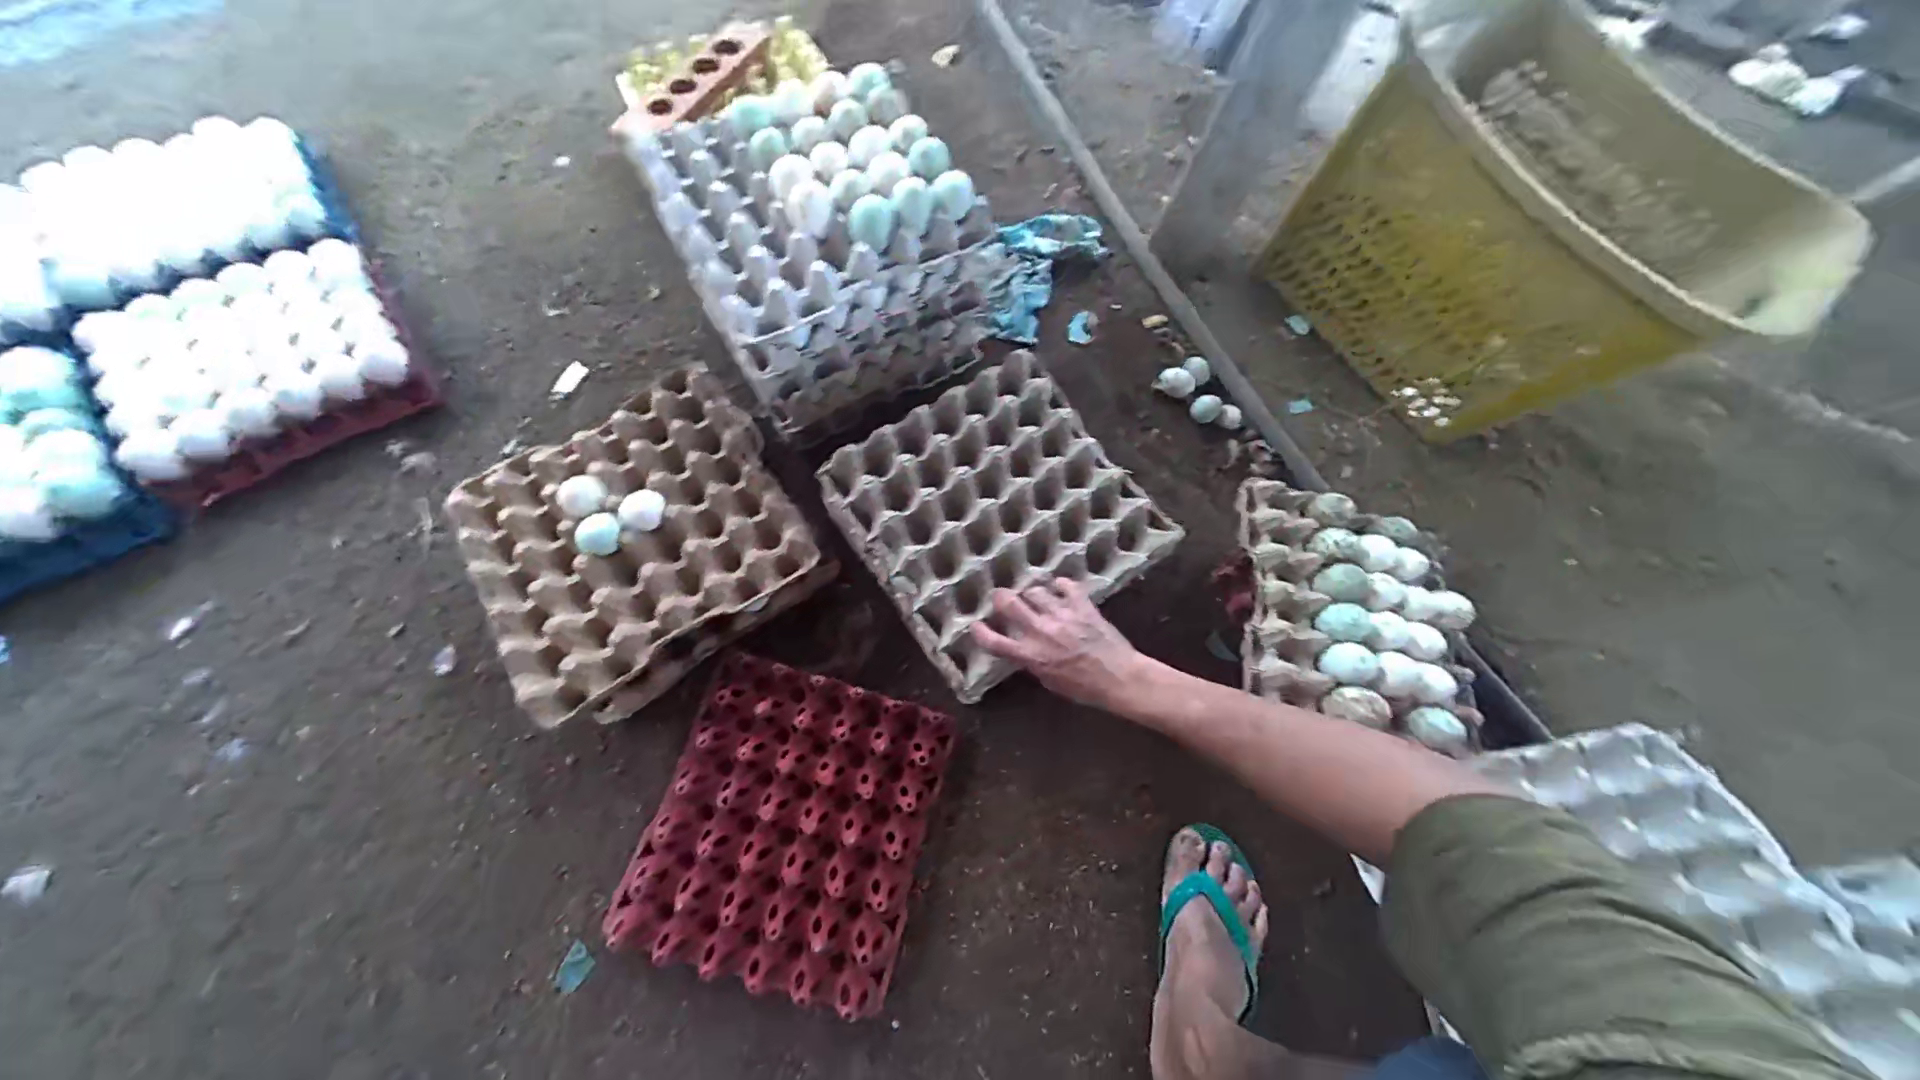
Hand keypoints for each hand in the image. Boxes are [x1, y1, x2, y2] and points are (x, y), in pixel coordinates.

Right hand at [970, 576, 1151, 709]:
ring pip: (1035, 590)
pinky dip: (1060, 585)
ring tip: (1035, 596)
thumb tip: (1024, 649)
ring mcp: (1061, 614)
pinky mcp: (1081, 605)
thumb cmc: (1085, 688)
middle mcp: (1041, 631)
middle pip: (1008, 603)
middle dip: (1000, 597)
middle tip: (1002, 598)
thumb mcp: (1050, 681)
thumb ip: (1033, 662)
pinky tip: (1060, 589)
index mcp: (1030, 655)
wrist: (1119, 678)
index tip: (976, 626)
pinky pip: (1065, 585)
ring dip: (1032, 593)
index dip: (980, 632)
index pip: (994, 641)